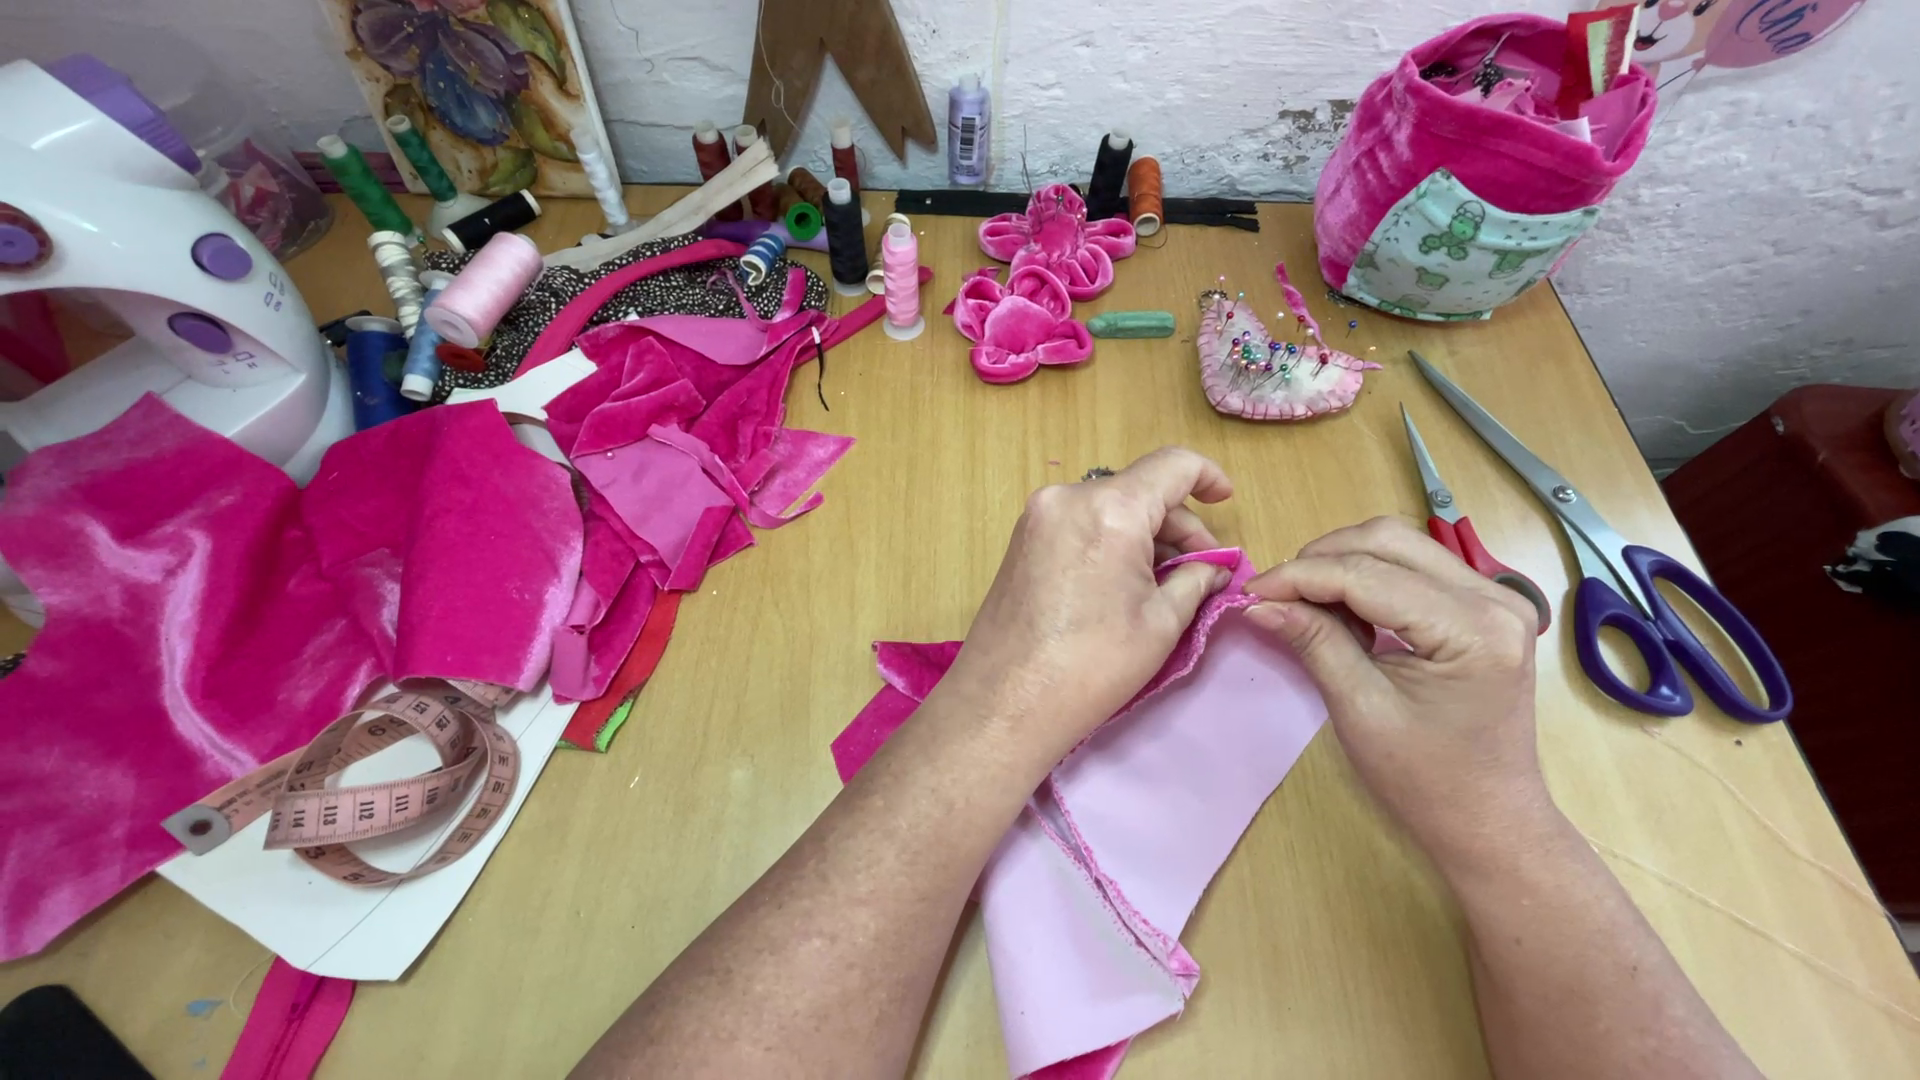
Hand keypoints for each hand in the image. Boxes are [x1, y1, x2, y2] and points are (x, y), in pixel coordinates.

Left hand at [933, 448, 1234, 772]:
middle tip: (1200, 569)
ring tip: (1164, 583)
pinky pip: (1080, 523)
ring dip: (1143, 534)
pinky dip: (1110, 540)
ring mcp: (1037, 517)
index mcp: (1109, 508)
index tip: (1225, 499)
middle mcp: (1067, 498)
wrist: (1005, 701)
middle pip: (1138, 489)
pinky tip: (1123, 582)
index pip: (1172, 465)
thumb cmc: (1092, 665)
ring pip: (1108, 507)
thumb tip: (1212, 568)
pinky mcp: (1021, 540)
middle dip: (1176, 524)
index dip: (1208, 476)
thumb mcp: (1161, 622)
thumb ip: (1195, 580)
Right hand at [1242, 517, 1555, 875]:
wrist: (1488, 819)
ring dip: (1341, 563)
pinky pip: (1413, 566)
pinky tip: (1342, 610)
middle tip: (1276, 596)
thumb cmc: (1424, 778)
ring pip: (1399, 545)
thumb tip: (1257, 602)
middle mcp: (1494, 599)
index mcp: (1472, 629)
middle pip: (1387, 541)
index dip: (1300, 577)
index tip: (1249, 592)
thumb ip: (1314, 641)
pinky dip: (1366, 576)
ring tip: (1306, 603)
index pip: (1367, 575)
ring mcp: (1496, 598)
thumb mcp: (1359, 708)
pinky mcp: (1484, 606)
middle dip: (1320, 560)